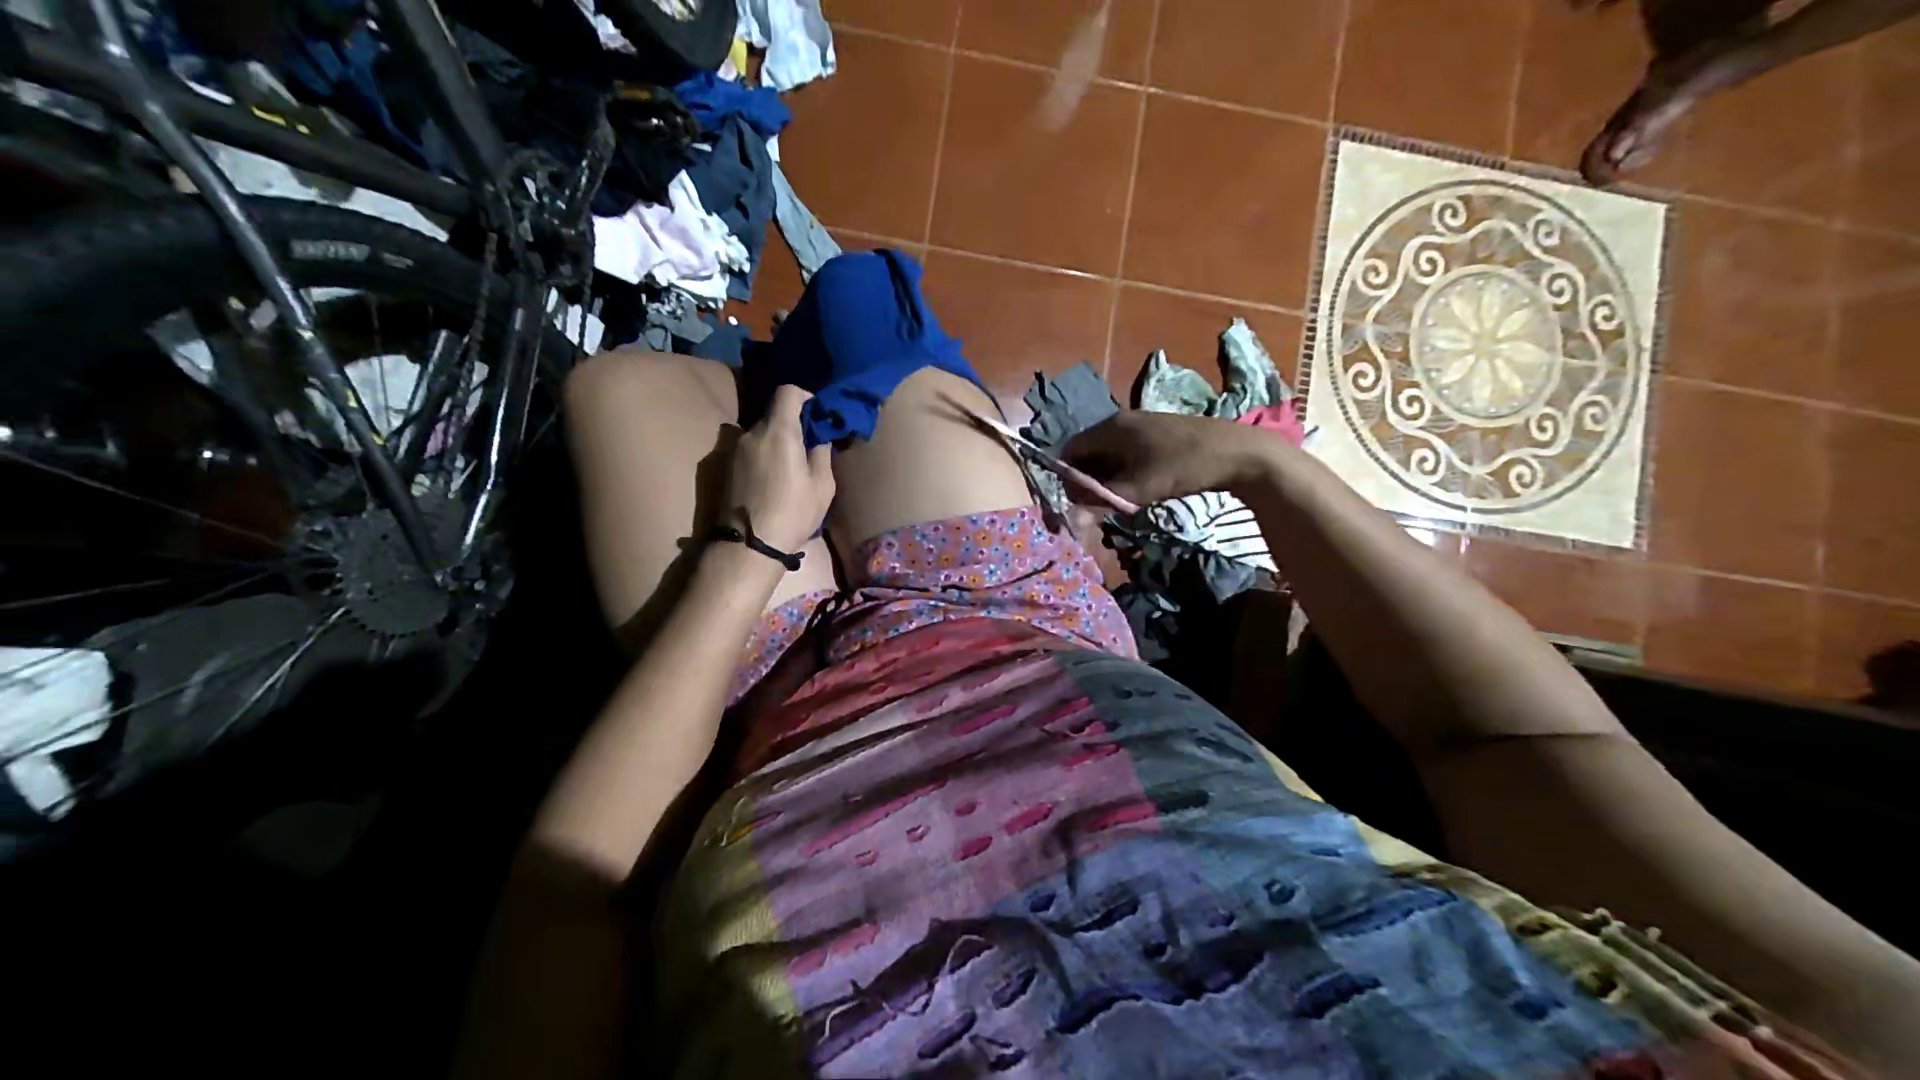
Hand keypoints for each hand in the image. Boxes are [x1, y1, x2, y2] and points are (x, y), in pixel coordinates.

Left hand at [725, 384, 834, 552]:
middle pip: (772, 414)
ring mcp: (732, 450)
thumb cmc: (792, 514)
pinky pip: (747, 450)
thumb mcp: (822, 486)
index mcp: (778, 432)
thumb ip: (821, 453)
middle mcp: (750, 433)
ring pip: (758, 434)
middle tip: (806, 447)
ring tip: (788, 468)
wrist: (748, 546)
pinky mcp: (722, 467)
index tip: (816, 414)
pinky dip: (761, 456)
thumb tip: (818, 437)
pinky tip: (770, 481)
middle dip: (791, 424)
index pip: (787, 392)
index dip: (804, 396)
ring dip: (774, 442)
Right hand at [1061, 412, 1273, 506]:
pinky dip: (1127, 471)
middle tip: (1103, 505)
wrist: (1237, 452)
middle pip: (1089, 452)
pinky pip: (1127, 452)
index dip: (1069, 477)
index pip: (1070, 450)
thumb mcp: (1137, 489)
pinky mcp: (1157, 432)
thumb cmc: (1182, 468)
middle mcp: (1120, 420)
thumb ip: (1100, 500)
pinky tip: (1143, 486)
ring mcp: (1140, 424)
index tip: (1081, 501)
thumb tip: (1070, 513)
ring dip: (1110, 478)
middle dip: (1090, 480)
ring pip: (1109, 454)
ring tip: (1124, 499)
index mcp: (1110, 427)